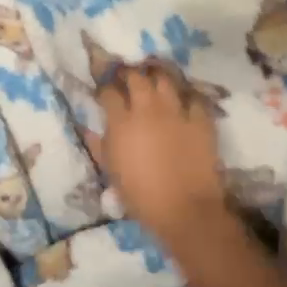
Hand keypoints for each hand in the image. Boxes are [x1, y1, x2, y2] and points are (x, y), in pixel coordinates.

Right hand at [99, 61, 227, 240]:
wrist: (187, 213)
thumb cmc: (142, 196)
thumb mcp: (111, 171)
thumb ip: (97, 144)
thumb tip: (86, 128)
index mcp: (122, 121)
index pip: (109, 90)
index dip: (104, 87)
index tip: (104, 91)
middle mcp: (147, 108)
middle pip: (135, 76)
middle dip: (128, 74)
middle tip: (127, 79)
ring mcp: (176, 112)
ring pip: (165, 78)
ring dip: (156, 76)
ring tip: (154, 80)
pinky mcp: (200, 121)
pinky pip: (194, 98)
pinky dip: (187, 96)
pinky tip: (183, 101)